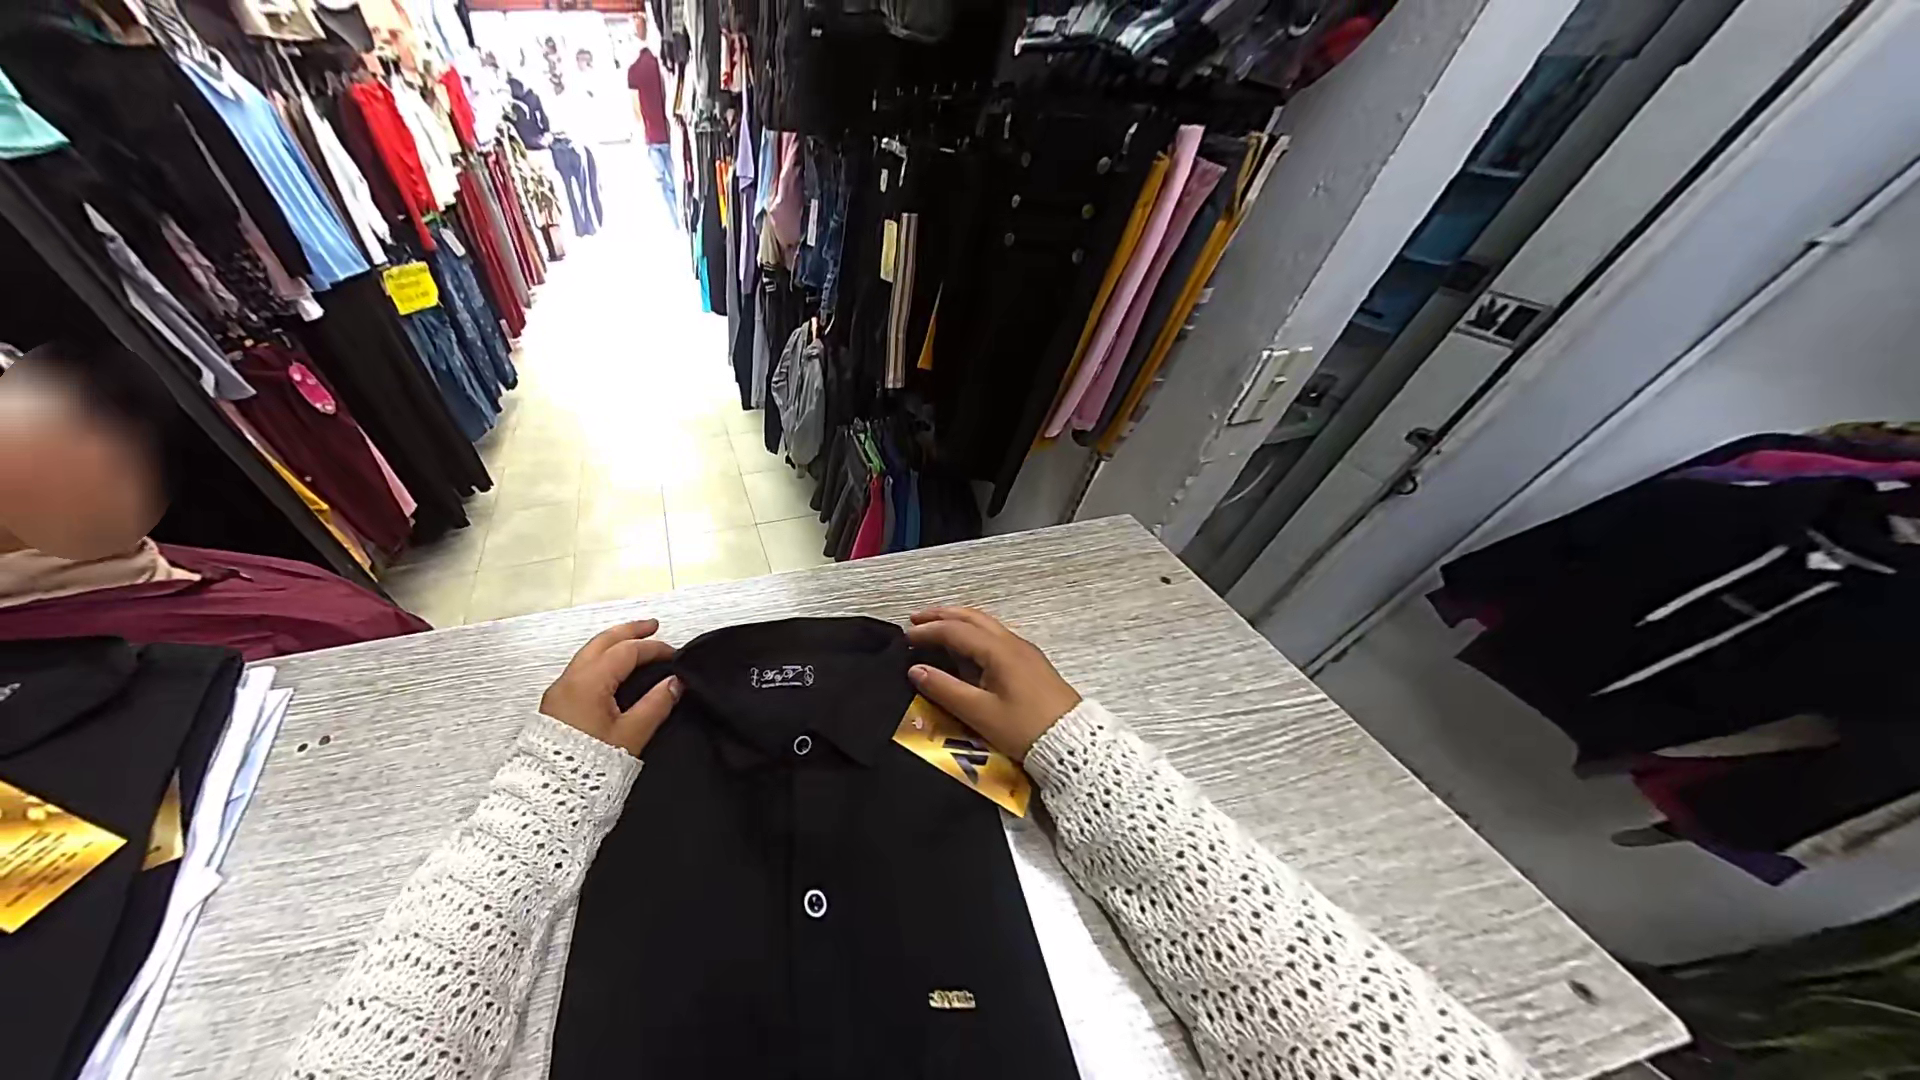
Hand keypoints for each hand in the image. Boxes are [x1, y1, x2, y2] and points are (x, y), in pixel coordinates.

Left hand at [539, 620, 679, 758]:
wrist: (548, 796)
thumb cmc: (589, 765)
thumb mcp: (632, 734)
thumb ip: (657, 704)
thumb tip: (675, 683)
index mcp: (589, 683)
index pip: (627, 651)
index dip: (654, 648)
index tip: (675, 654)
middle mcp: (569, 680)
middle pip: (602, 642)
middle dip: (629, 631)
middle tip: (653, 626)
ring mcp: (559, 692)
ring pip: (589, 653)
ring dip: (614, 643)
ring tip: (636, 641)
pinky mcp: (556, 704)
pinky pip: (582, 668)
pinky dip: (603, 658)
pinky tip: (615, 667)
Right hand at [904, 607, 1080, 761]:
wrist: (1073, 741)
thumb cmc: (1024, 728)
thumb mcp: (980, 713)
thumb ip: (945, 689)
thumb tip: (915, 669)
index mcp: (998, 650)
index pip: (956, 630)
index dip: (928, 632)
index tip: (905, 638)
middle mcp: (1011, 642)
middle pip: (972, 617)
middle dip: (942, 615)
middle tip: (916, 620)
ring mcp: (1023, 650)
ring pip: (985, 624)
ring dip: (958, 622)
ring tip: (936, 628)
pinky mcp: (1030, 662)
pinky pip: (995, 636)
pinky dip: (973, 634)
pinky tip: (965, 648)